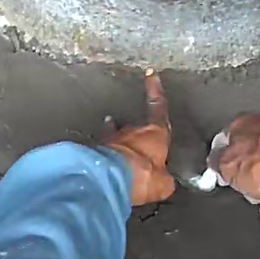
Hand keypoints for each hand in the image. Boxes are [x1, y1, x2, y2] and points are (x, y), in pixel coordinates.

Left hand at [104, 73, 176, 205]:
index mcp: (154, 134)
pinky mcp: (96, 152)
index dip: (155, 91)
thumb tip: (163, 182)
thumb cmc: (142, 175)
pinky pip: (105, 153)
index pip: (158, 107)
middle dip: (136, 133)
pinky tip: (106, 169)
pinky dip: (107, 159)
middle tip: (136, 140)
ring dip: (117, 143)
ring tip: (116, 150)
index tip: (150, 74)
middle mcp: (132, 132)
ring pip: (116, 137)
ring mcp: (111, 140)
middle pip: (135, 127)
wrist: (109, 180)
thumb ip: (163, 179)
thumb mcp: (163, 184)